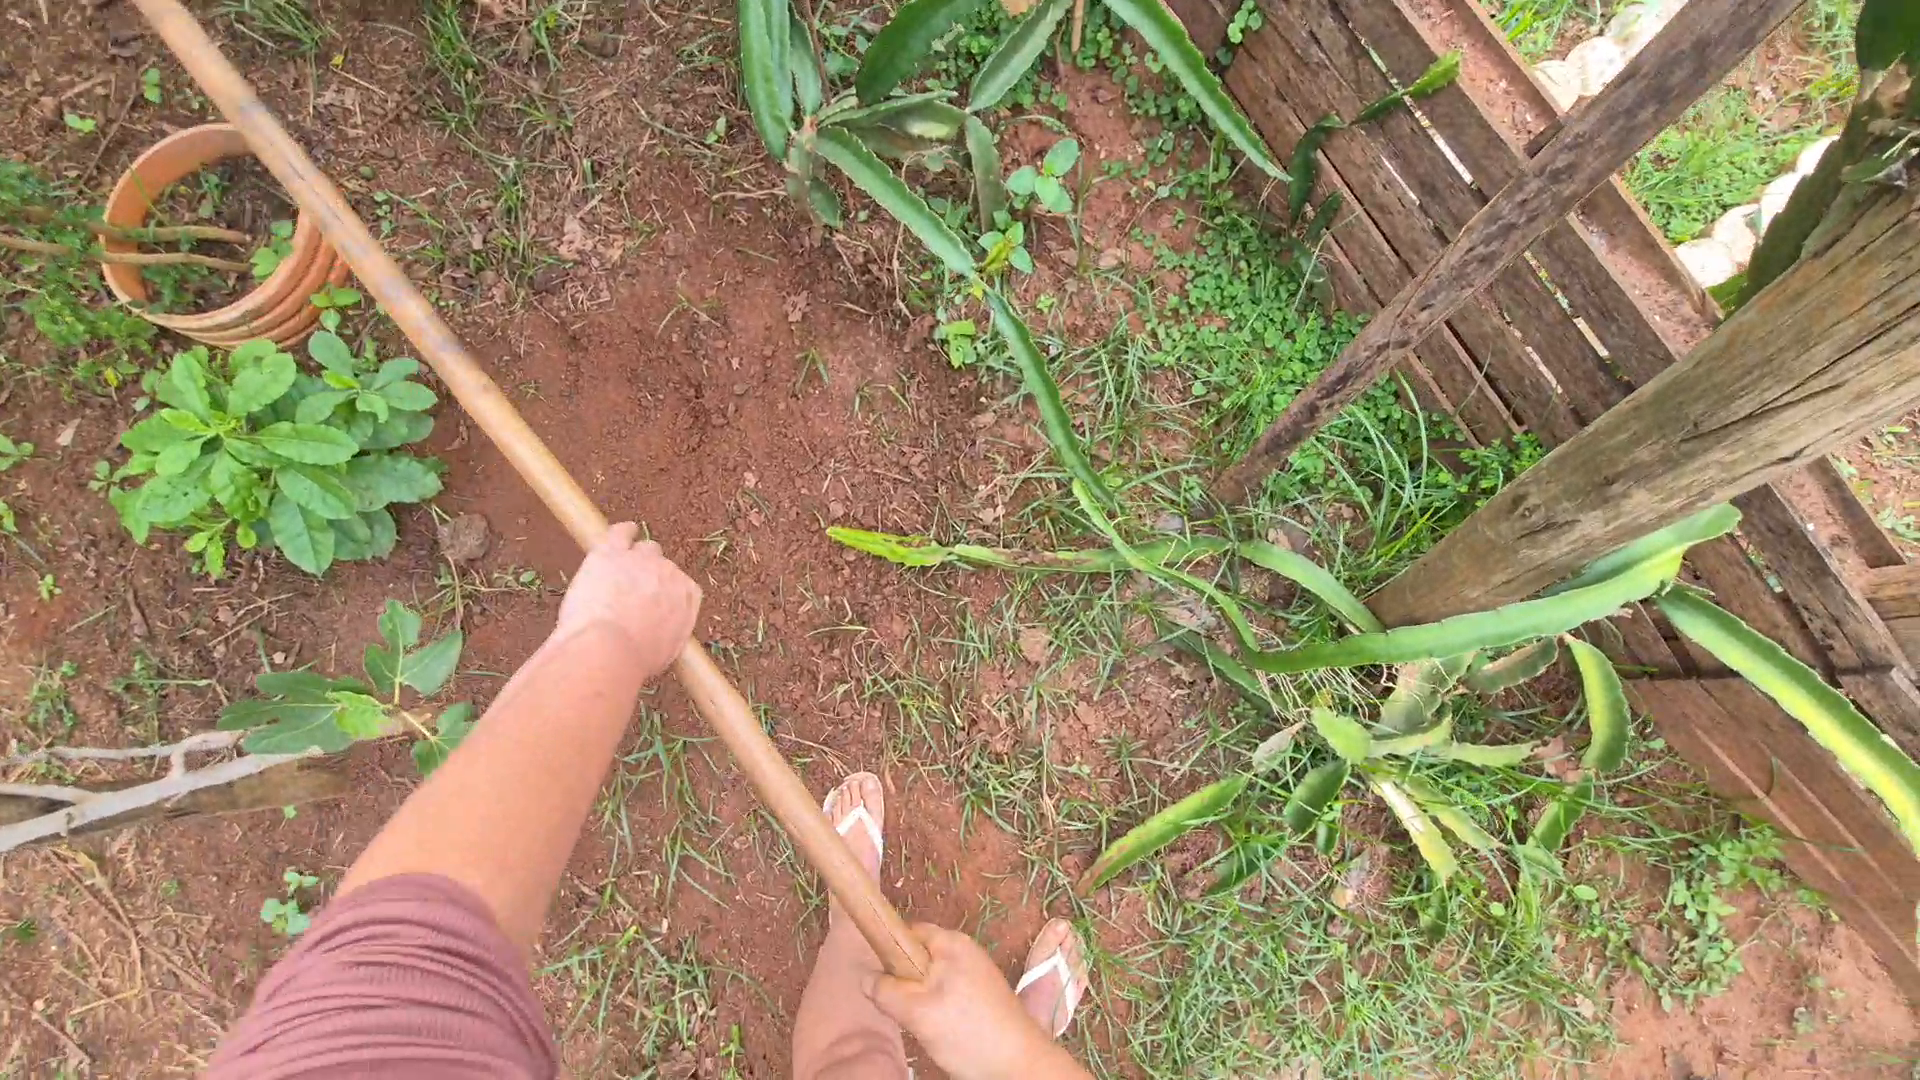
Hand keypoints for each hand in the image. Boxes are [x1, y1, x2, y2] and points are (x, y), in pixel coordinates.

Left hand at [555, 522, 700, 677]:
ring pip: (644, 548)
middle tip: (634, 586)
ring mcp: (641, 560)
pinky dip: (623, 531)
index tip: (656, 597)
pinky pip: (621, 533)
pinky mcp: (612, 553)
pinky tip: (623, 531)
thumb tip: (659, 639)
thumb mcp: (665, 652)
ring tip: (627, 555)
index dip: (666, 590)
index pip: (682, 585)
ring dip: (636, 553)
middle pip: (663, 565)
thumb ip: (668, 634)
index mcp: (687, 597)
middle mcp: (670, 574)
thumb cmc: (635, 658)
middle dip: (650, 574)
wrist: (609, 648)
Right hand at [863, 924, 1087, 1079]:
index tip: (882, 980)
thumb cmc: (968, 1031)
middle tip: (906, 1011)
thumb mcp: (919, 1012)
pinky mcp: (982, 996)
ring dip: (922, 1002)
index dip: (890, 952)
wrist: (1018, 1066)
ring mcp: (976, 973)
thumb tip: (865, 978)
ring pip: (932, 981)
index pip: (908, 932)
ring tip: (927, 1026)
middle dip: (907, 983)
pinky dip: (940, 1011)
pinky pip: (948, 995)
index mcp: (952, 941)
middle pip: (919, 958)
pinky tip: (944, 1033)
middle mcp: (965, 950)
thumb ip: (888, 992)